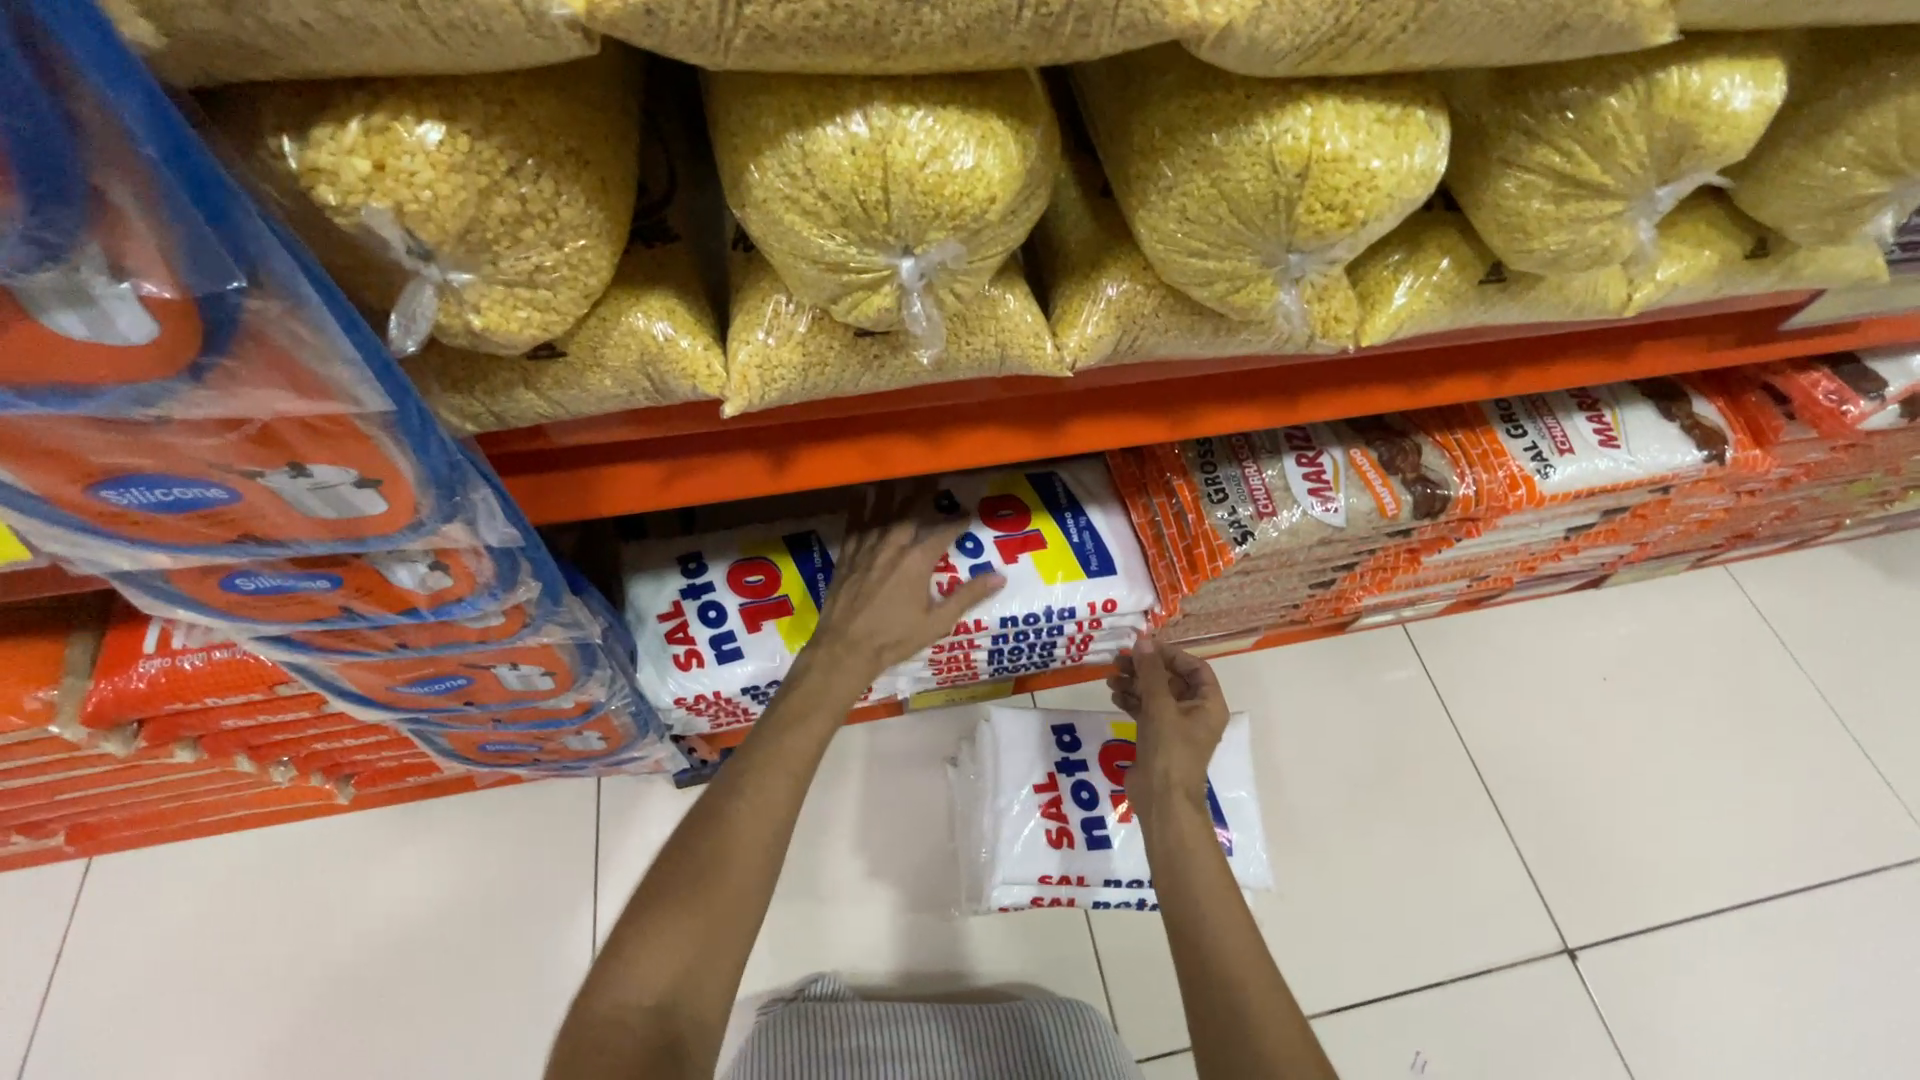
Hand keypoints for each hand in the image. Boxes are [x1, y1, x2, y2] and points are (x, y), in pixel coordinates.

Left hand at [808, 481, 1005, 685]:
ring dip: (894, 494)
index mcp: (917, 561)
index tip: (969, 513)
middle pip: (911, 513)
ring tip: (901, 478)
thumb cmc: (894, 639)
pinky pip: (855, 524)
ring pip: (881, 513)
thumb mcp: (937, 622)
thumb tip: (999, 577)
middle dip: (925, 496)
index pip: (943, 532)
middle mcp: (892, 546)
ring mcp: (866, 549)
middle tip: (935, 481)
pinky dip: (862, 508)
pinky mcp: (846, 557)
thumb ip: (968, 596)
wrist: (845, 649)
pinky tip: (863, 495)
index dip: (958, 521)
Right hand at [1107, 633, 1229, 819]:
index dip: (1171, 655)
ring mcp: (1176, 726)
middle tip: (1119, 660)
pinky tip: (1114, 696)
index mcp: (1208, 704)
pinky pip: (1146, 711)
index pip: (1195, 668)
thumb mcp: (1160, 707)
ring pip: (1156, 695)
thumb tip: (1142, 642)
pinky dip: (1132, 701)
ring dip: (1135, 684)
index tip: (1145, 648)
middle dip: (1146, 669)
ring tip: (1111, 678)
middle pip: (1172, 680)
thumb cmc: (1169, 750)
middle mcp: (1196, 712)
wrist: (1161, 799)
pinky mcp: (1158, 738)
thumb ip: (1151, 673)